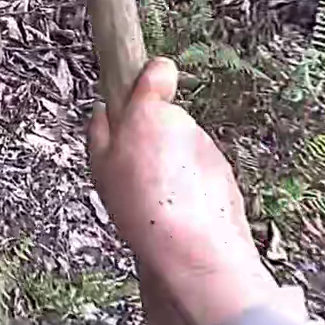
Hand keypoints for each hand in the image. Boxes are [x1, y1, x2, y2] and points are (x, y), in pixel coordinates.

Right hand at [87, 58, 278, 324]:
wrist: (198, 253)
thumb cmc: (144, 208)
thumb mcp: (99, 166)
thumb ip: (100, 130)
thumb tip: (104, 112)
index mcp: (149, 114)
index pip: (158, 71)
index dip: (149, 76)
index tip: (141, 86)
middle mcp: (182, 123)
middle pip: (162, 115)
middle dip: (149, 134)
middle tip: (132, 165)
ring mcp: (206, 147)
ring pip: (180, 143)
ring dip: (168, 160)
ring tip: (152, 193)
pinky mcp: (224, 171)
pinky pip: (196, 167)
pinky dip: (186, 181)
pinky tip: (173, 207)